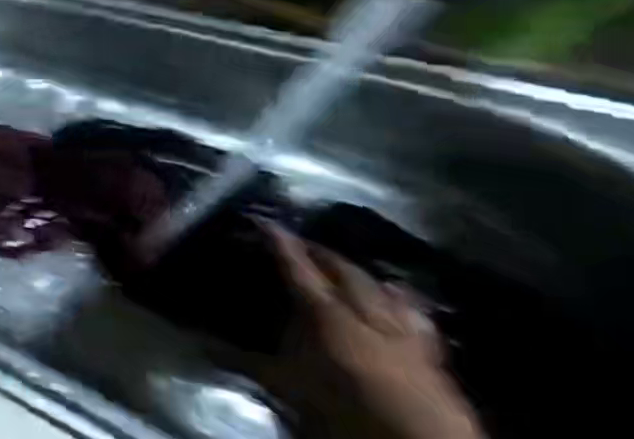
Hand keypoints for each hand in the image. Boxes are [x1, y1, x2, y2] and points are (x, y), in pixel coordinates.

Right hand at [264, 224, 484, 438]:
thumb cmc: (343, 413)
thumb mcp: (286, 388)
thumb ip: (245, 362)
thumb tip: (201, 344)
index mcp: (324, 314)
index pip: (296, 267)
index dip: (279, 242)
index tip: (265, 221)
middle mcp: (363, 313)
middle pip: (342, 271)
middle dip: (321, 253)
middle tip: (302, 244)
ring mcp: (402, 333)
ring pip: (380, 289)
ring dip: (361, 273)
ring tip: (346, 264)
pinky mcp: (432, 357)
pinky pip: (417, 317)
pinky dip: (404, 301)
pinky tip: (399, 293)